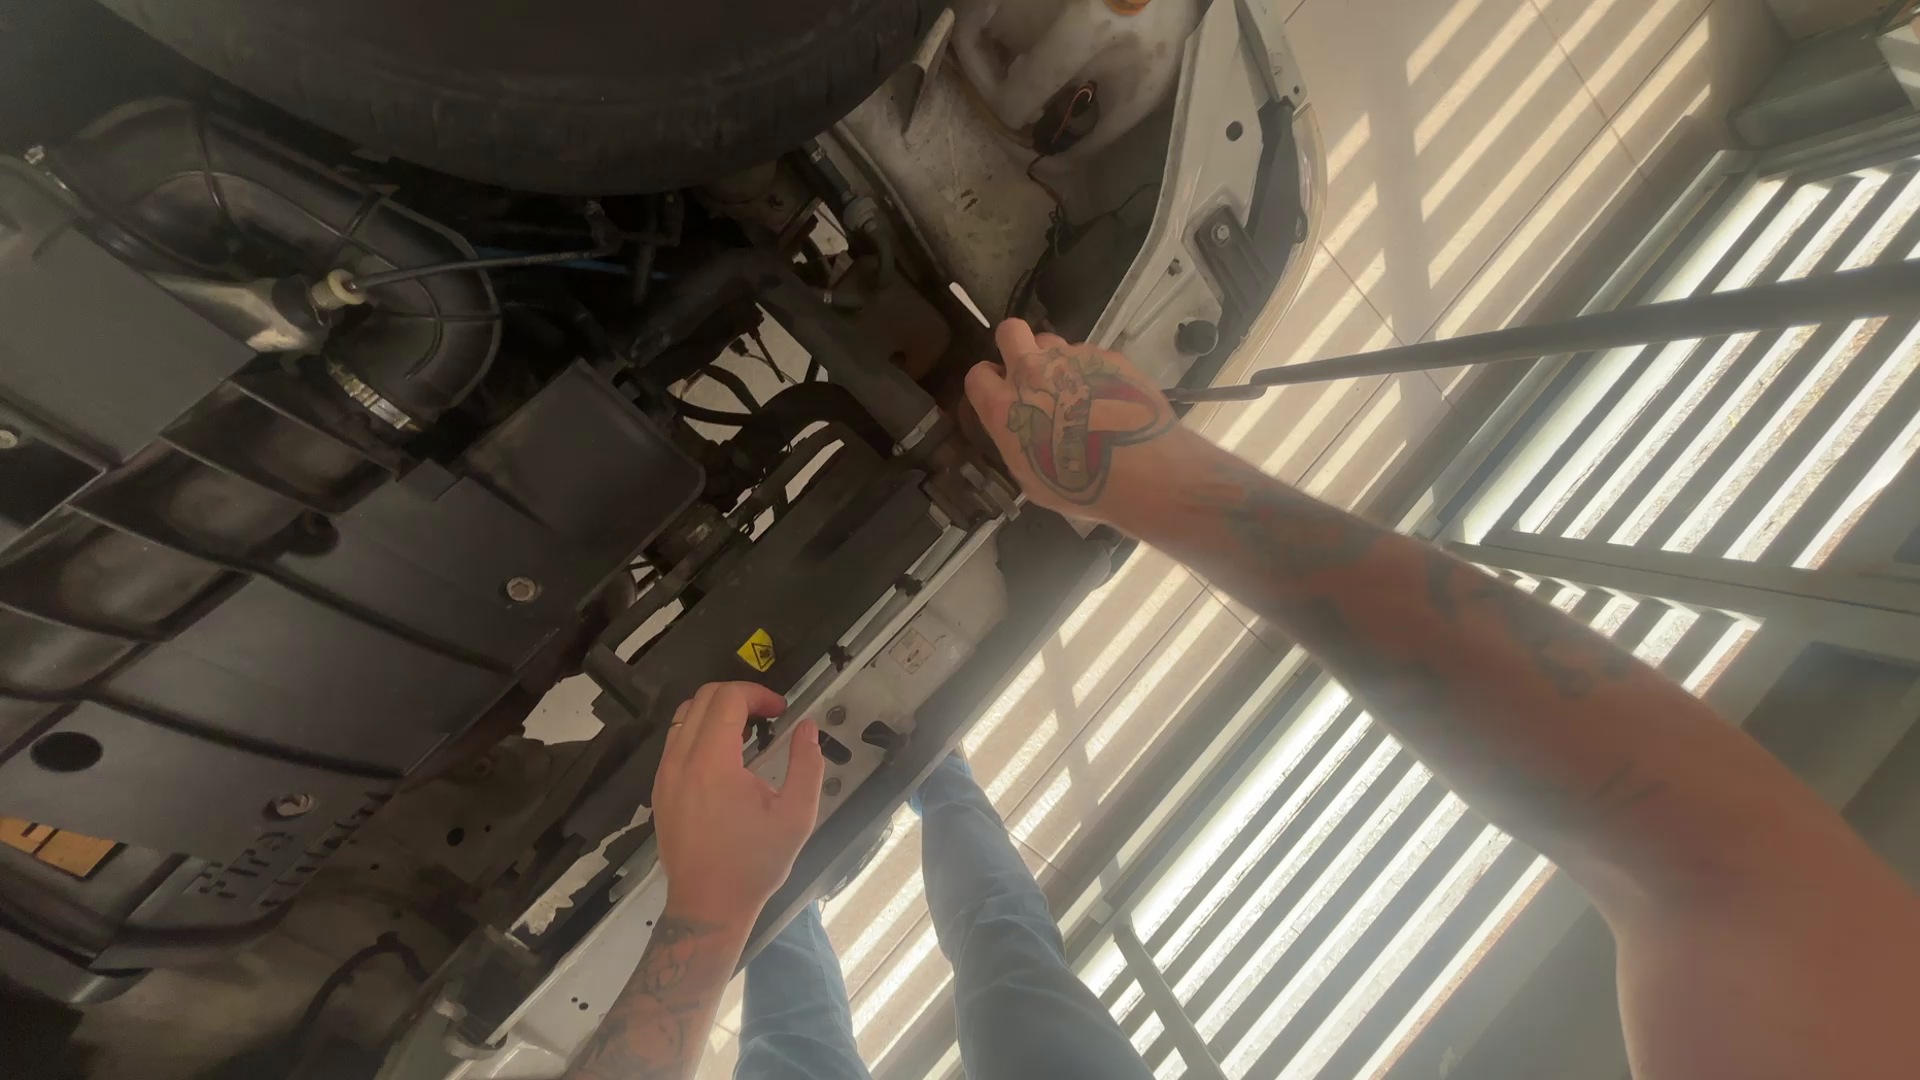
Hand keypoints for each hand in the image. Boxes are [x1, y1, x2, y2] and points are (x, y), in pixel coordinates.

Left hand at [651, 682, 825, 928]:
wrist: (708, 907)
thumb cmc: (753, 863)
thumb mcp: (796, 816)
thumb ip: (807, 765)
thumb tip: (807, 728)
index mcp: (712, 764)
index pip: (728, 699)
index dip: (759, 694)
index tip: (782, 711)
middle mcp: (680, 762)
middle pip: (703, 698)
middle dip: (740, 695)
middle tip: (768, 715)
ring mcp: (664, 775)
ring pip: (684, 715)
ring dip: (718, 710)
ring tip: (748, 729)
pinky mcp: (660, 789)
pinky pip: (676, 739)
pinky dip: (701, 729)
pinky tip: (726, 754)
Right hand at [964, 319, 1181, 524]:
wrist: (1142, 471)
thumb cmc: (1079, 487)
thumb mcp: (1029, 478)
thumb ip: (1015, 441)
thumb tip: (1020, 428)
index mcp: (1005, 406)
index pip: (977, 374)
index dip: (988, 383)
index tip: (1000, 395)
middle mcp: (1033, 372)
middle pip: (1009, 331)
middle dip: (1014, 346)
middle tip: (1030, 375)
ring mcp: (1072, 358)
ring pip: (1053, 342)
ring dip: (1056, 361)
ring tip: (1076, 392)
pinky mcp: (1107, 355)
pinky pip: (1089, 355)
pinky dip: (1091, 371)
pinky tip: (1108, 399)